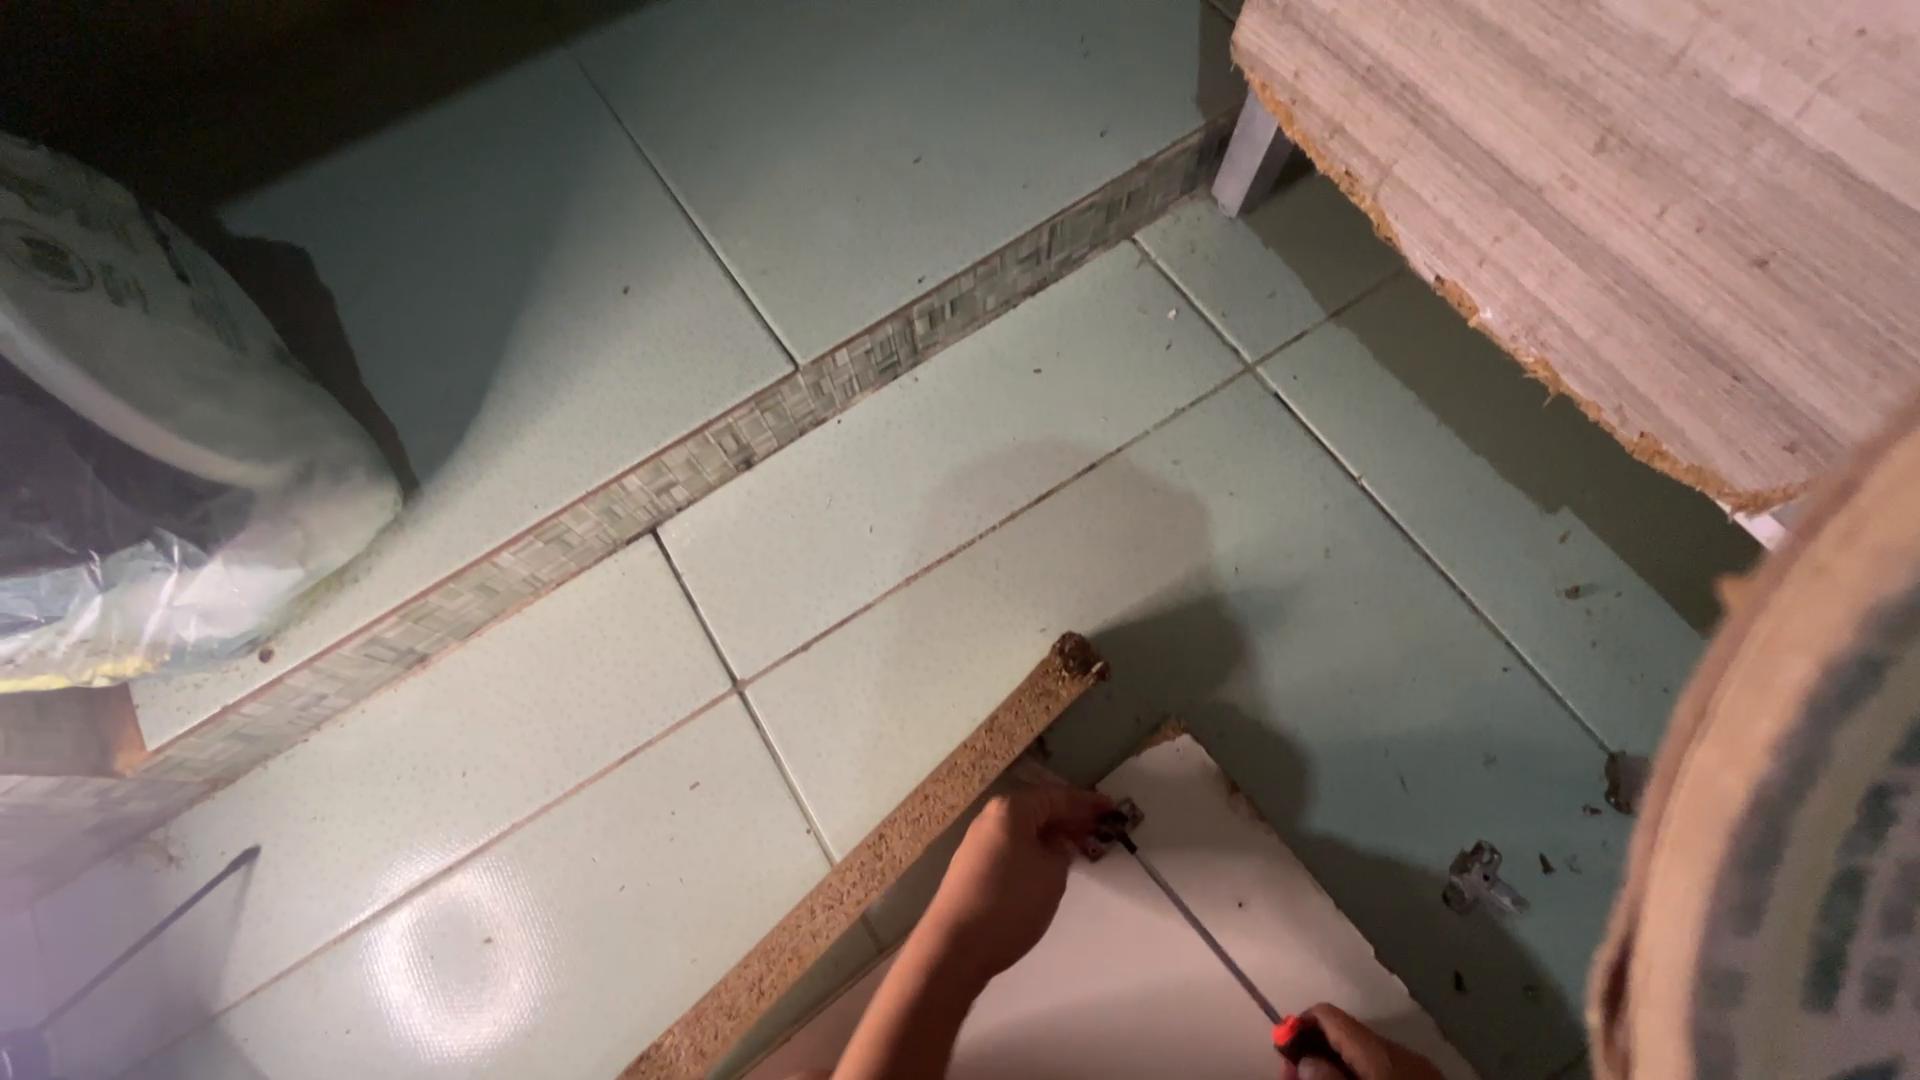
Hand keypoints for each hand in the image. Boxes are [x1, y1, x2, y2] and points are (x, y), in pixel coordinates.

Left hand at [914, 785, 1114, 984]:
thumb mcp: (1051, 874)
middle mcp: (991, 818)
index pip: (1055, 795)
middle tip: (1100, 827)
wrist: (955, 945)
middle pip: (1038, 808)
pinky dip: (1036, 849)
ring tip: (1081, 846)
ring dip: (1053, 835)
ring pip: (1025, 829)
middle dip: (1069, 817)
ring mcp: (980, 842)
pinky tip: (1051, 865)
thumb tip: (1057, 843)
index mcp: (1010, 810)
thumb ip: (1061, 850)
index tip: (1111, 808)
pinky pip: (1014, 846)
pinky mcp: (975, 866)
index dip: (1085, 801)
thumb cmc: (1009, 902)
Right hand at [1281, 1004, 1445, 1079]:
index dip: (1299, 1027)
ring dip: (1337, 1067)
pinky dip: (1361, 1077)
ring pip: (1364, 1055)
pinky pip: (1385, 1072)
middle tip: (1294, 1077)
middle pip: (1345, 1035)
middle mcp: (1402, 1053)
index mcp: (1380, 1052)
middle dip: (1316, 1052)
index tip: (1282, 1053)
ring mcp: (1420, 1072)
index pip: (1327, 1015)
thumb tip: (1306, 1058)